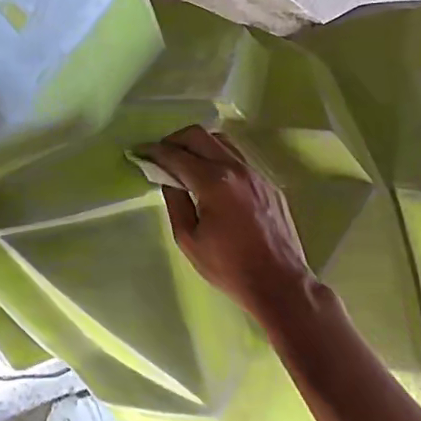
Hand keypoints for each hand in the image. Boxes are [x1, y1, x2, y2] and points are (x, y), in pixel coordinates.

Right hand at [139, 126, 318, 319]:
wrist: (281, 284)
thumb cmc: (229, 266)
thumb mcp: (188, 238)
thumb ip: (175, 202)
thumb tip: (168, 179)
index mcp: (214, 182)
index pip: (176, 155)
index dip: (153, 151)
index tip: (139, 152)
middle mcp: (236, 170)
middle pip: (199, 136)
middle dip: (174, 139)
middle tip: (160, 154)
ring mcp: (256, 174)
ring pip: (221, 141)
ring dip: (198, 145)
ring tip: (185, 161)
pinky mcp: (268, 184)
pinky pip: (238, 158)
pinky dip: (217, 157)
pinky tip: (211, 177)